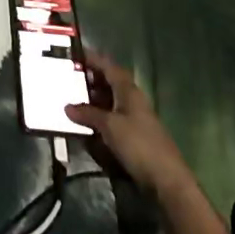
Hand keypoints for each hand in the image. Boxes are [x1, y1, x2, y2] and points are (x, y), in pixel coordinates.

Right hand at [65, 51, 194, 196]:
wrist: (167, 180)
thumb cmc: (138, 145)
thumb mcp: (109, 126)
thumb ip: (88, 114)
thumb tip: (67, 107)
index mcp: (128, 90)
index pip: (108, 66)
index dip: (92, 58)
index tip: (74, 53)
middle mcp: (132, 100)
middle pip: (109, 82)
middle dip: (90, 78)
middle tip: (68, 77)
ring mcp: (135, 118)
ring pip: (110, 100)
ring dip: (93, 98)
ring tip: (72, 98)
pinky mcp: (134, 135)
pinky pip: (112, 117)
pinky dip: (99, 115)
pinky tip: (86, 122)